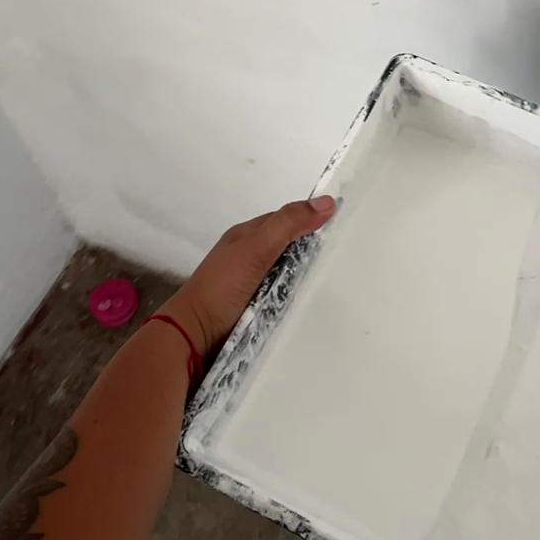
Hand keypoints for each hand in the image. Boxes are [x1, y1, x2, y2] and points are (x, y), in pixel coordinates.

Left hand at [160, 196, 336, 354]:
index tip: (343, 227)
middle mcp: (248, 258)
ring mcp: (250, 286)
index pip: (285, 221)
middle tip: (348, 259)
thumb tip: (328, 201)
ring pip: (287, 276)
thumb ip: (288, 224)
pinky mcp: (253, 312)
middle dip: (312, 253)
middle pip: (288, 249)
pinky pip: (282, 300)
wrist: (191, 338)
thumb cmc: (221, 287)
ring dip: (306, 280)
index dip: (311, 220)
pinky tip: (314, 306)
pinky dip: (296, 301)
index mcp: (246, 236)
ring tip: (340, 284)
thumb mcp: (256, 248)